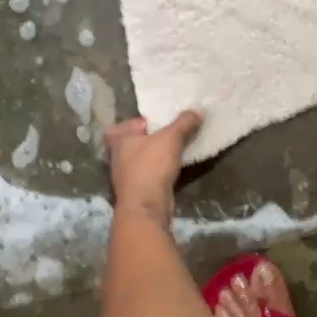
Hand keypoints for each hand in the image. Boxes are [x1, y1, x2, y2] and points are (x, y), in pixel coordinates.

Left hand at [105, 110, 201, 224]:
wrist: (146, 207)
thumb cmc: (151, 165)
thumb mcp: (171, 137)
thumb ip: (184, 122)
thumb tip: (198, 110)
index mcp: (119, 141)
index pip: (118, 128)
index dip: (133, 124)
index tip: (151, 123)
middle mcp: (117, 158)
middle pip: (131, 144)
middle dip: (148, 139)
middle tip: (167, 134)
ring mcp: (125, 177)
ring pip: (140, 160)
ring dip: (154, 156)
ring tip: (174, 149)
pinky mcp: (136, 191)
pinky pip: (148, 174)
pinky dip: (158, 171)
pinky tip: (173, 167)